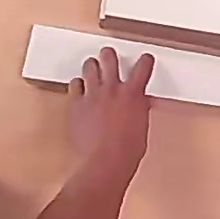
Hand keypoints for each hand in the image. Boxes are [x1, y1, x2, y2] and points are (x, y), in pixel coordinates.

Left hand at [66, 47, 153, 191]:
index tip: (145, 59)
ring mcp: (92, 95)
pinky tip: (80, 88)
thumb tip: (139, 104)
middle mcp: (112, 90)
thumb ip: (139, 110)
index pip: (143, 67)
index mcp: (133, 95)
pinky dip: (78, 85)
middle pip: (110, 59)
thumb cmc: (126, 152)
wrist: (104, 163)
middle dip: (110, 55)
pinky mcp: (75, 104)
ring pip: (89, 67)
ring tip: (93, 67)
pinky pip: (74, 85)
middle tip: (110, 54)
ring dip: (92, 66)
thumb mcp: (141, 127)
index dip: (145, 61)